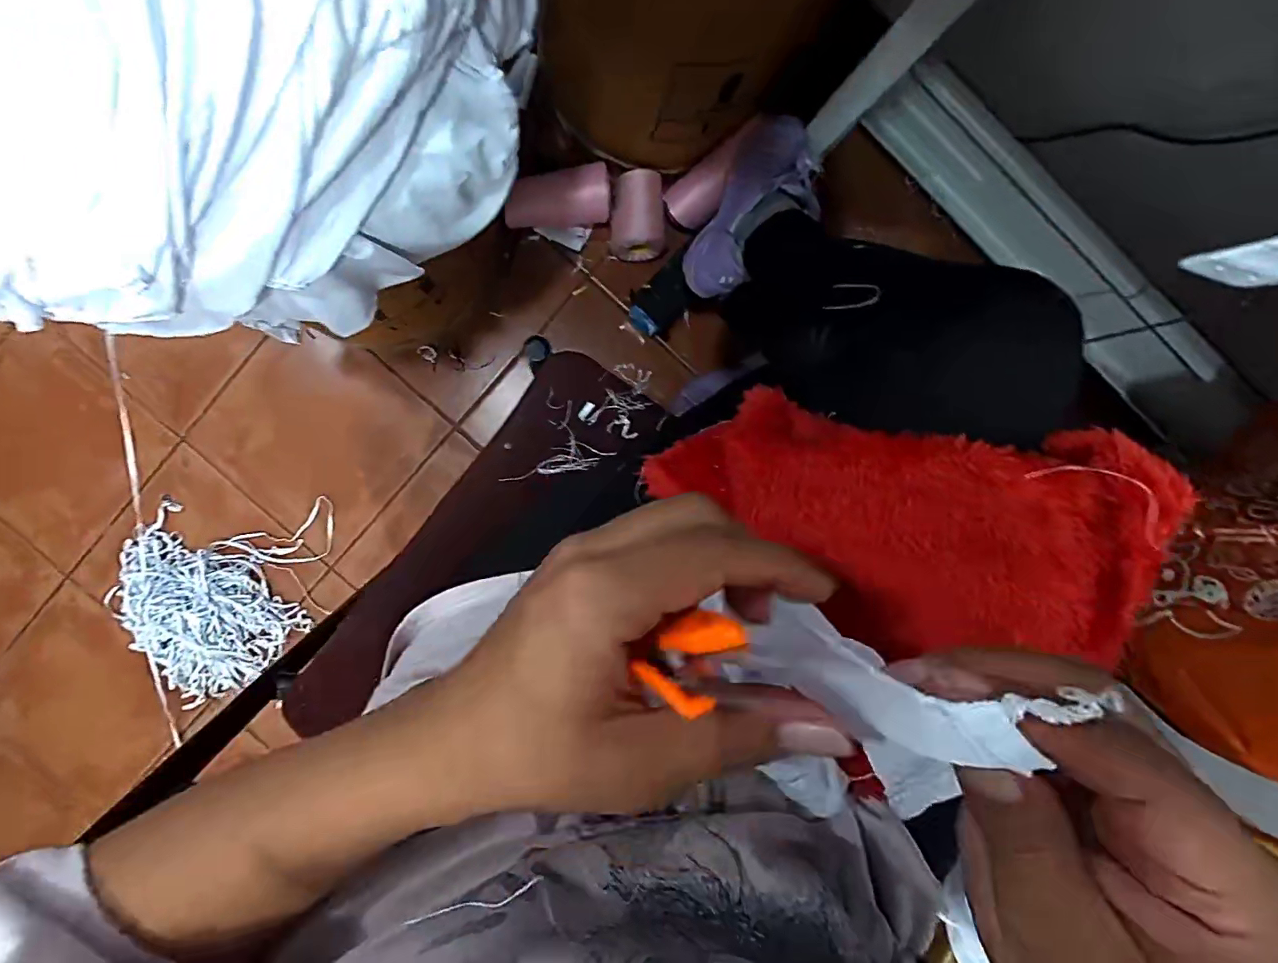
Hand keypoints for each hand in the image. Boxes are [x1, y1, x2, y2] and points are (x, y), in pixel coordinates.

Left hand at [377, 494, 853, 815]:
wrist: (448, 741)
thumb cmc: (540, 755)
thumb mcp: (644, 763)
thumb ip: (740, 737)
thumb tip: (828, 732)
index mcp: (605, 592)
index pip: (716, 551)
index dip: (780, 566)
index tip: (825, 594)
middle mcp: (593, 548)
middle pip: (699, 515)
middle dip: (752, 556)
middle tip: (769, 619)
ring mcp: (581, 545)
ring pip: (677, 517)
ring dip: (720, 557)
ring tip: (727, 625)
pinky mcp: (577, 556)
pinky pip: (653, 535)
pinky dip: (690, 563)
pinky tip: (681, 621)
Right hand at [892, 650, 1277, 962]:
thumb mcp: (1057, 946)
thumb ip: (1026, 850)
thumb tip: (978, 750)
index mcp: (1228, 876)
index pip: (1144, 772)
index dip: (1057, 723)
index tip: (969, 694)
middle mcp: (1198, 810)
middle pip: (1109, 715)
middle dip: (1013, 683)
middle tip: (931, 672)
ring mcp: (1149, 789)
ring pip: (1077, 706)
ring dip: (997, 685)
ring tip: (930, 677)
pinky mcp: (1104, 785)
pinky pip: (1051, 729)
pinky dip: (997, 710)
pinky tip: (954, 699)